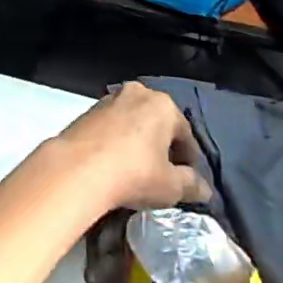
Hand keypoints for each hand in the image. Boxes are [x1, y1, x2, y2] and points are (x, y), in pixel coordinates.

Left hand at [51, 82, 211, 211]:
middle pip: (159, 123)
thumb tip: (204, 189)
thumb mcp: (170, 186)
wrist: (77, 169)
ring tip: (138, 170)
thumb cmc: (133, 173)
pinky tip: (116, 163)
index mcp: (163, 104)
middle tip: (164, 174)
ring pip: (134, 122)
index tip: (188, 180)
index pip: (185, 134)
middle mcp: (138, 93)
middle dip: (163, 146)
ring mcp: (110, 99)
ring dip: (139, 141)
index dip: (190, 160)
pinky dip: (118, 140)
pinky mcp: (88, 110)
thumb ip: (192, 185)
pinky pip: (113, 126)